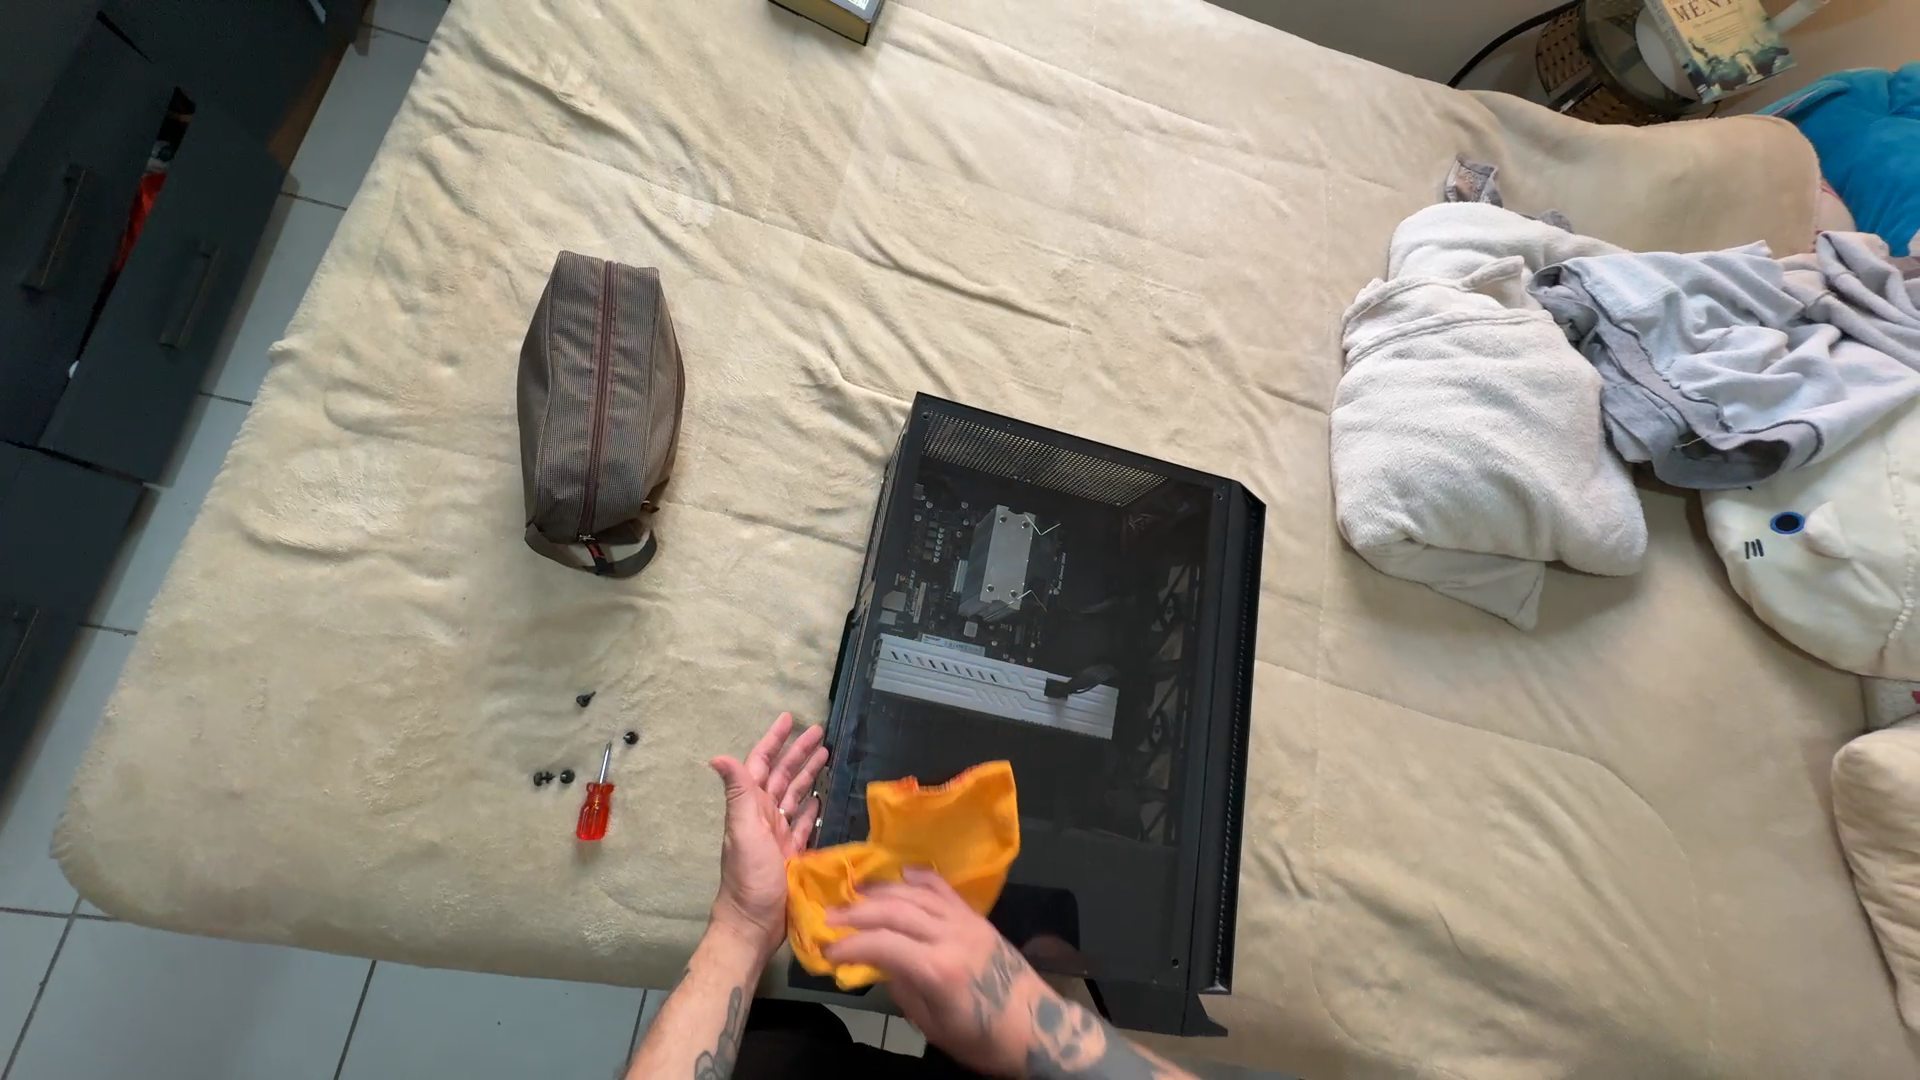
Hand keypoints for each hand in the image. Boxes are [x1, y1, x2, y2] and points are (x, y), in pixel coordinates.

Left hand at [707, 712, 825, 959]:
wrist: (754, 925)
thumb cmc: (749, 877)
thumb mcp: (743, 831)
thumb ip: (737, 793)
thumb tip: (718, 756)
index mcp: (751, 807)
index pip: (762, 764)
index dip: (774, 740)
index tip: (789, 719)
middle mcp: (764, 816)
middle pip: (783, 775)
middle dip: (799, 751)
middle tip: (820, 732)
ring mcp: (779, 834)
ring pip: (796, 794)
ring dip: (808, 773)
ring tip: (827, 755)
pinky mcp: (793, 852)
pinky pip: (804, 822)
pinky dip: (812, 807)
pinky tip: (822, 798)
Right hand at [822, 868, 1048, 1076]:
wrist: (1035, 1025)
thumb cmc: (981, 1038)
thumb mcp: (933, 1026)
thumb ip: (903, 989)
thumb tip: (877, 962)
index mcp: (938, 970)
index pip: (883, 945)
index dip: (850, 944)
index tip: (826, 948)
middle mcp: (949, 936)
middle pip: (895, 912)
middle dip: (858, 912)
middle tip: (829, 915)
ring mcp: (964, 920)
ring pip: (915, 894)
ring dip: (882, 891)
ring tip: (855, 892)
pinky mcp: (975, 915)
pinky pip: (943, 888)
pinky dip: (919, 877)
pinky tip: (900, 874)